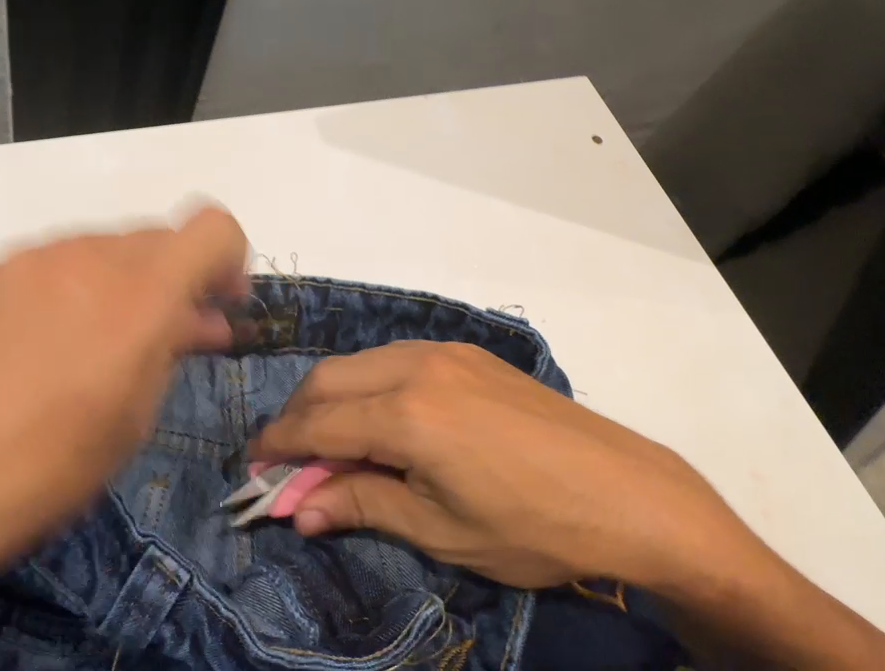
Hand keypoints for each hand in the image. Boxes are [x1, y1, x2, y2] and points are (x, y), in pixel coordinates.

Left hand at [0, 206, 248, 590]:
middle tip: (164, 336)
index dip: (227, 260)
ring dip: (122, 284)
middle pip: (157, 237)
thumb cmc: (45, 470)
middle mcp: (89, 258)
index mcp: (138, 297)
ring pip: (106, 248)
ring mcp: (34, 257)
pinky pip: (56, 261)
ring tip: (96, 347)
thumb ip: (171, 347)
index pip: (211, 227)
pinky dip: (73, 288)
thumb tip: (198, 317)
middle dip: (174, 278)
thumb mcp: (132, 419)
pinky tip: (44, 343)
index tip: (217, 305)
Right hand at [248, 339, 745, 590]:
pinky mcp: (468, 354)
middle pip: (327, 380)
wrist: (632, 495)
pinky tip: (380, 420)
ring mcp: (445, 353)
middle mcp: (416, 367)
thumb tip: (297, 512)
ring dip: (331, 398)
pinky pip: (394, 359)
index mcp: (406, 414)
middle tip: (287, 459)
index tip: (253, 466)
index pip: (317, 423)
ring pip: (359, 363)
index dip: (279, 446)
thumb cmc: (533, 527)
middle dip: (297, 416)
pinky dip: (368, 385)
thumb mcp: (442, 530)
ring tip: (332, 443)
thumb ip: (362, 505)